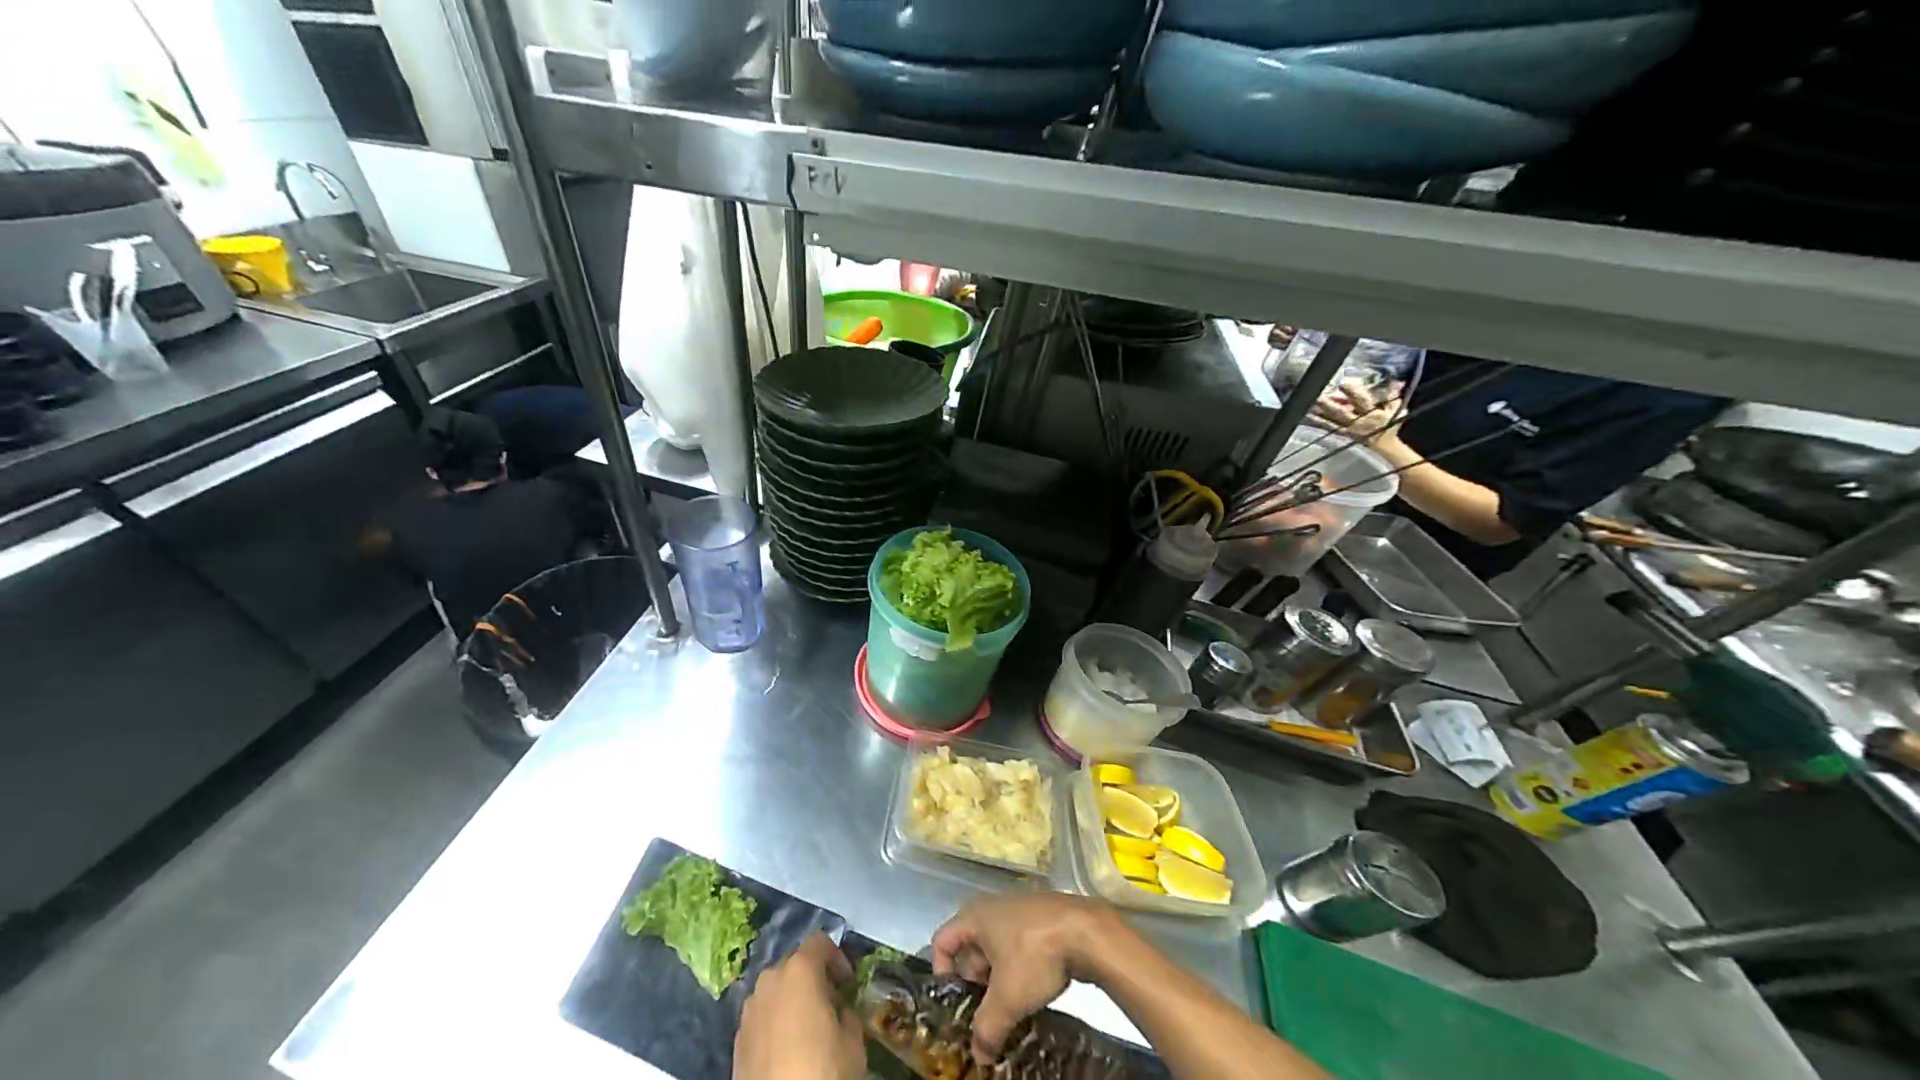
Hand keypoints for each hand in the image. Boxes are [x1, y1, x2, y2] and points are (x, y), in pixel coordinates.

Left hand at [734, 933, 865, 1079]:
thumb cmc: (822, 1070)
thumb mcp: (853, 1039)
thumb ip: (847, 1013)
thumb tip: (838, 1011)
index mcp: (800, 970)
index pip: (820, 941)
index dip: (838, 957)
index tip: (848, 983)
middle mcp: (770, 980)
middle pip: (795, 963)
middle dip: (814, 977)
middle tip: (831, 1004)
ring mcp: (749, 1008)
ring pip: (775, 989)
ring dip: (792, 998)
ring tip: (807, 1028)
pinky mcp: (737, 1037)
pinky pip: (762, 1015)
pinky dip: (775, 1021)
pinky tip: (786, 1048)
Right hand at [931, 894, 1124, 1062]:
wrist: (1088, 931)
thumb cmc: (1036, 955)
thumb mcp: (1007, 999)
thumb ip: (987, 1029)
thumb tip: (979, 1056)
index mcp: (975, 916)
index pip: (942, 941)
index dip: (942, 973)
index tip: (954, 1002)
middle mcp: (993, 907)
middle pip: (972, 948)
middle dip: (976, 983)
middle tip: (984, 1014)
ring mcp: (1020, 909)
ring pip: (998, 948)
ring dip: (1000, 978)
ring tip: (1009, 1008)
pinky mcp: (1043, 917)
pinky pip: (1021, 943)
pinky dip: (1021, 967)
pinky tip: (1034, 990)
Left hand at [1311, 378, 1404, 442]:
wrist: (1384, 445)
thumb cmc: (1389, 425)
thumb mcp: (1396, 410)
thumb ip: (1393, 397)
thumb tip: (1397, 383)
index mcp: (1372, 413)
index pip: (1362, 401)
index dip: (1353, 393)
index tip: (1343, 384)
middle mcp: (1357, 421)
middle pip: (1341, 412)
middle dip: (1331, 404)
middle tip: (1319, 396)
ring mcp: (1348, 428)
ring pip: (1332, 419)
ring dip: (1320, 412)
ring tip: (1309, 403)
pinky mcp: (1342, 433)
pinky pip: (1329, 427)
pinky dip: (1319, 421)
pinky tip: (1309, 415)